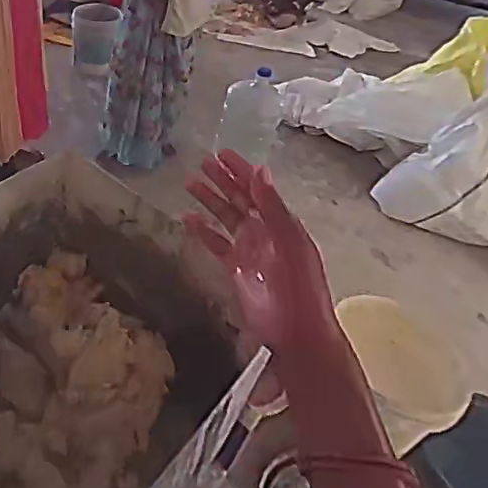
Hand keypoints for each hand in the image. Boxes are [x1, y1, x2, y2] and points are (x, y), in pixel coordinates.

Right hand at [185, 152, 334, 352]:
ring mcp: (249, 249)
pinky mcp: (236, 267)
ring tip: (190, 183)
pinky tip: (188, 218)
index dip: (240, 170)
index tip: (222, 154)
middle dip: (222, 180)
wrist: (296, 333)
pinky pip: (216, 242)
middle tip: (203, 162)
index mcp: (281, 222)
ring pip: (226, 217)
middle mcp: (265, 231)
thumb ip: (273, 207)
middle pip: (240, 198)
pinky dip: (203, 230)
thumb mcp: (289, 242)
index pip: (258, 189)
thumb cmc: (298, 287)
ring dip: (210, 200)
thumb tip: (260, 171)